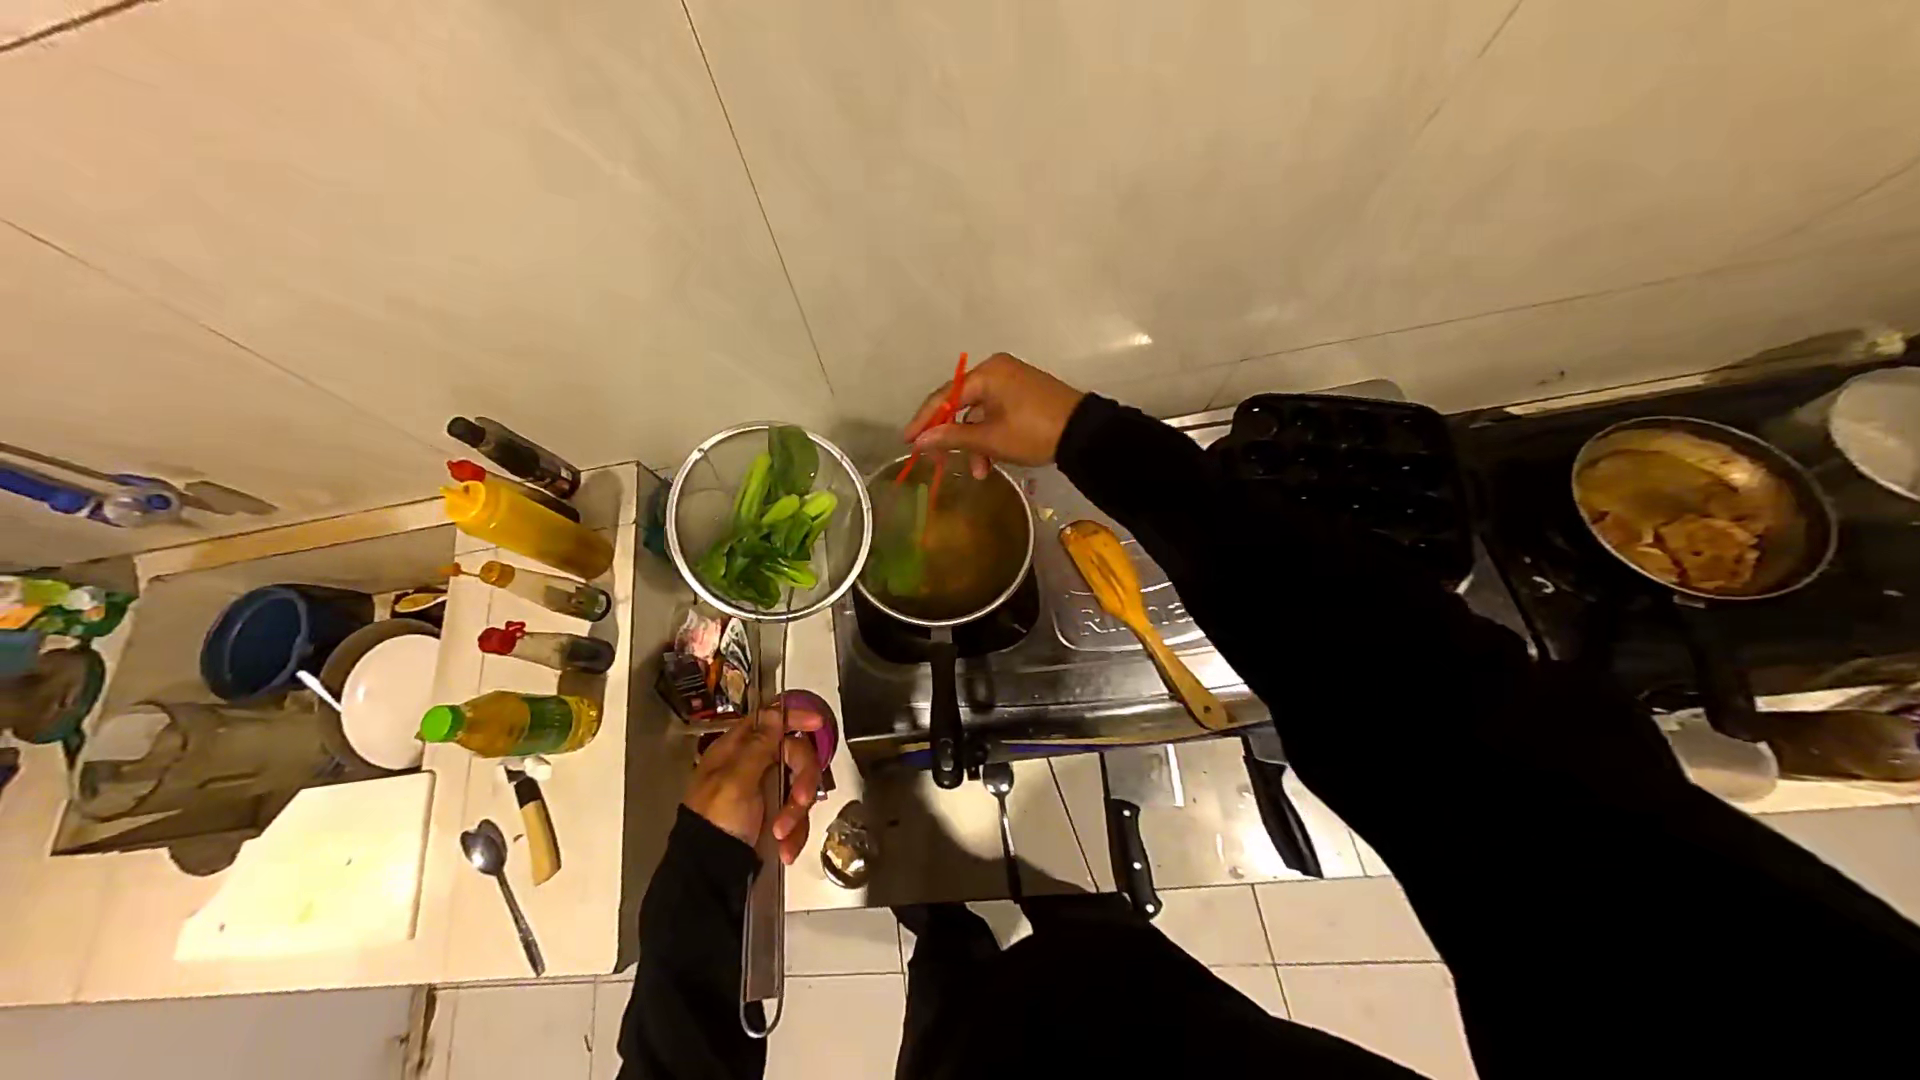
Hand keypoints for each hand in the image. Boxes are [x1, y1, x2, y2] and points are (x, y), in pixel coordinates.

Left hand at [682, 701, 824, 864]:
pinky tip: (786, 850)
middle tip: (802, 800)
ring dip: (797, 812)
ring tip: (782, 836)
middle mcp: (755, 764)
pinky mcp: (776, 814)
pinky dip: (796, 832)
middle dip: (803, 779)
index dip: (794, 717)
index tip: (817, 724)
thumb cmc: (716, 820)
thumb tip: (775, 714)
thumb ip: (759, 747)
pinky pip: (799, 814)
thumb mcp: (735, 782)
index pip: (770, 720)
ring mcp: (767, 789)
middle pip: (796, 753)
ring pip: (802, 785)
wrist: (709, 874)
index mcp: (738, 750)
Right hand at [903, 352, 1084, 478]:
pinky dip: (990, 437)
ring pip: (979, 414)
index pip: (944, 396)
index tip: (908, 442)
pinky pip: (995, 414)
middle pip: (960, 405)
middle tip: (940, 461)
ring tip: (980, 472)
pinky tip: (992, 461)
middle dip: (953, 437)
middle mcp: (997, 371)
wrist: (1085, 435)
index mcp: (987, 373)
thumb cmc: (1033, 432)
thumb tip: (919, 442)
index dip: (923, 420)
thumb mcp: (990, 439)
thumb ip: (951, 437)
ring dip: (976, 444)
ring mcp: (1012, 382)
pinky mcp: (1024, 395)